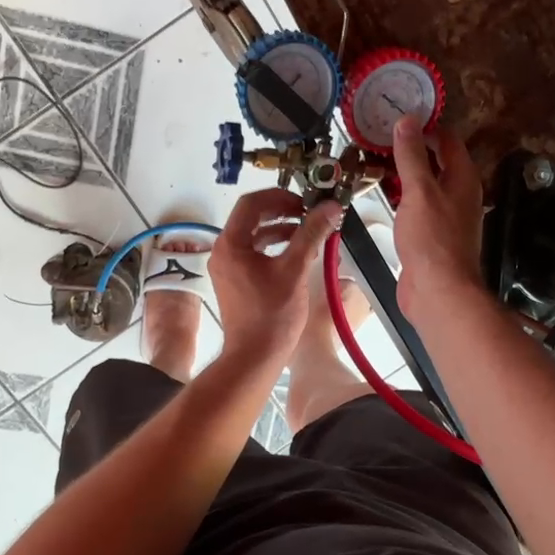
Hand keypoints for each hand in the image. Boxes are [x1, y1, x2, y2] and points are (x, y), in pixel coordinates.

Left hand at [208, 189, 343, 362]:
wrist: (254, 357)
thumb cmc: (272, 315)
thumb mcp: (295, 270)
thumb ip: (311, 234)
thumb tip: (330, 207)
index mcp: (230, 244)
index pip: (252, 203)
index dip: (280, 196)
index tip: (306, 201)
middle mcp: (223, 252)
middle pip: (252, 218)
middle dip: (283, 212)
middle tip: (310, 213)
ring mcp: (227, 268)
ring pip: (255, 236)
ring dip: (282, 230)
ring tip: (310, 233)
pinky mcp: (235, 282)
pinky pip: (255, 254)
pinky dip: (276, 248)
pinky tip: (299, 254)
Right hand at [391, 118, 483, 325]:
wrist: (437, 292)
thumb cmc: (431, 240)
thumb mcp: (419, 191)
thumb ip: (411, 156)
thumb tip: (407, 120)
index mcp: (463, 178)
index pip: (448, 140)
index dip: (426, 126)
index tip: (397, 117)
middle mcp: (459, 195)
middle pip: (436, 162)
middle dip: (411, 149)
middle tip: (379, 138)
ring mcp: (446, 217)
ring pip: (425, 185)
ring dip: (403, 174)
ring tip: (375, 162)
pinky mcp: (431, 236)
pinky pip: (416, 207)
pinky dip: (401, 197)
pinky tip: (382, 196)